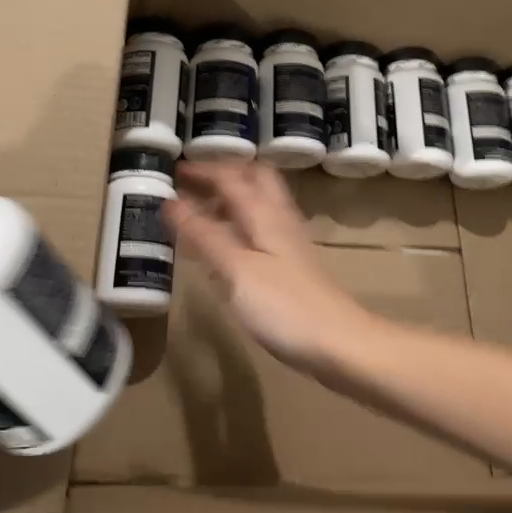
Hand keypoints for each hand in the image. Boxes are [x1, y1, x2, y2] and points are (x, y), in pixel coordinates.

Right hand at [165, 161, 373, 370]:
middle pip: (254, 179)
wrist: (340, 344)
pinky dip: (240, 225)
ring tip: (202, 211)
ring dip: (232, 198)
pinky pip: (261, 228)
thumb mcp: (237, 270)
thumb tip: (171, 201)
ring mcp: (289, 242)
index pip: (231, 177)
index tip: (173, 168)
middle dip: (224, 174)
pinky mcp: (292, 265)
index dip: (203, 170)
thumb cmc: (285, 306)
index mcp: (264, 212)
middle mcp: (279, 218)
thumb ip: (205, 235)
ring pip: (260, 203)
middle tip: (193, 184)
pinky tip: (226, 248)